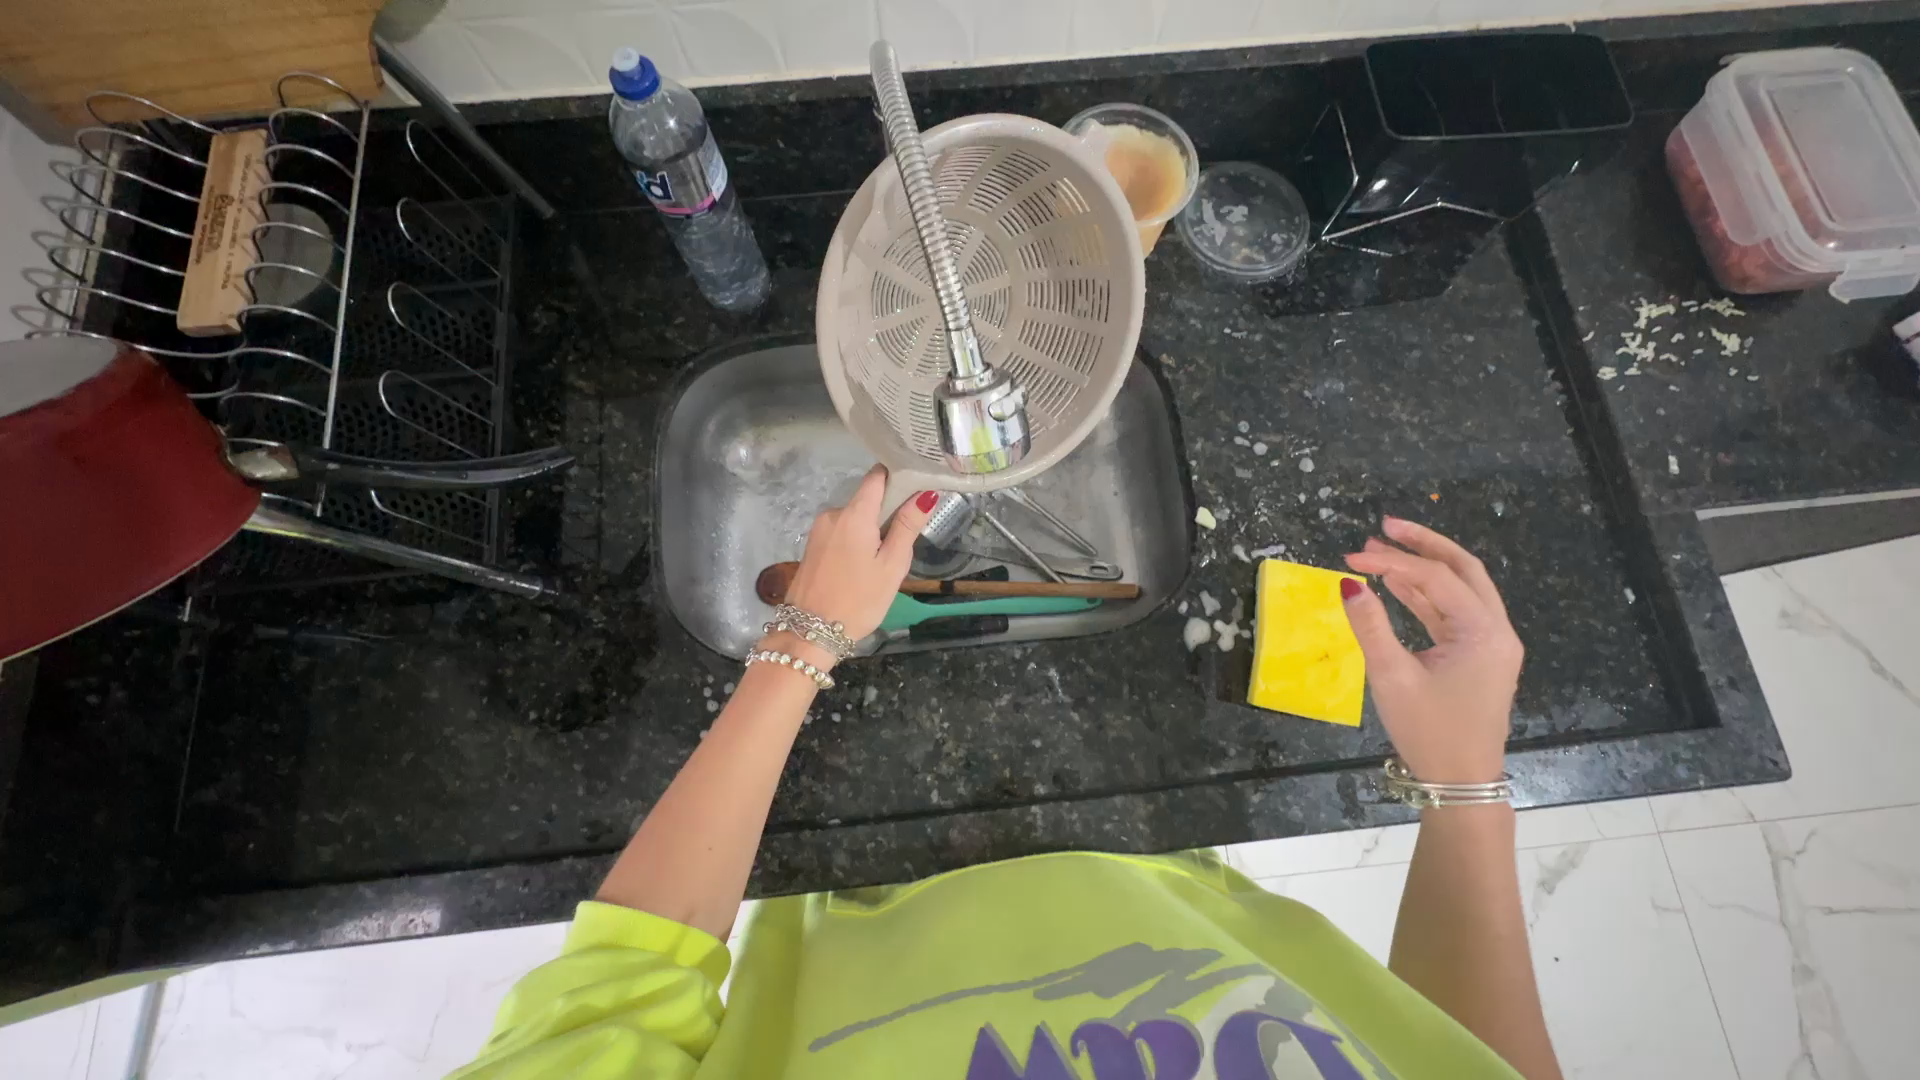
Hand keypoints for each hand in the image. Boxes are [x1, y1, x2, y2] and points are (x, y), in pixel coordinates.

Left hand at [774, 466, 937, 663]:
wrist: (809, 632)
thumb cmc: (859, 600)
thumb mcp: (891, 565)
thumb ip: (907, 526)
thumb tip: (926, 493)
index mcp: (855, 514)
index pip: (877, 476)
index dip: (899, 476)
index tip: (919, 486)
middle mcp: (833, 513)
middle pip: (867, 499)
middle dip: (888, 512)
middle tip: (906, 539)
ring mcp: (819, 529)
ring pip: (855, 518)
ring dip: (871, 530)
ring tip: (884, 560)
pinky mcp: (813, 545)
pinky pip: (842, 532)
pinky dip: (856, 540)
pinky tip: (862, 566)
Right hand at [1341, 516, 1522, 785]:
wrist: (1459, 780)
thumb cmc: (1428, 729)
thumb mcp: (1391, 676)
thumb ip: (1370, 625)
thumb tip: (1348, 583)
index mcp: (1483, 632)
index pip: (1436, 578)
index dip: (1392, 562)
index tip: (1349, 558)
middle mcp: (1495, 630)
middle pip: (1463, 569)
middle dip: (1424, 544)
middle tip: (1385, 526)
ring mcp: (1489, 643)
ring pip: (1459, 588)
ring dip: (1422, 566)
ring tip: (1381, 548)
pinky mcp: (1476, 655)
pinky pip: (1451, 612)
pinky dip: (1424, 594)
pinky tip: (1395, 584)